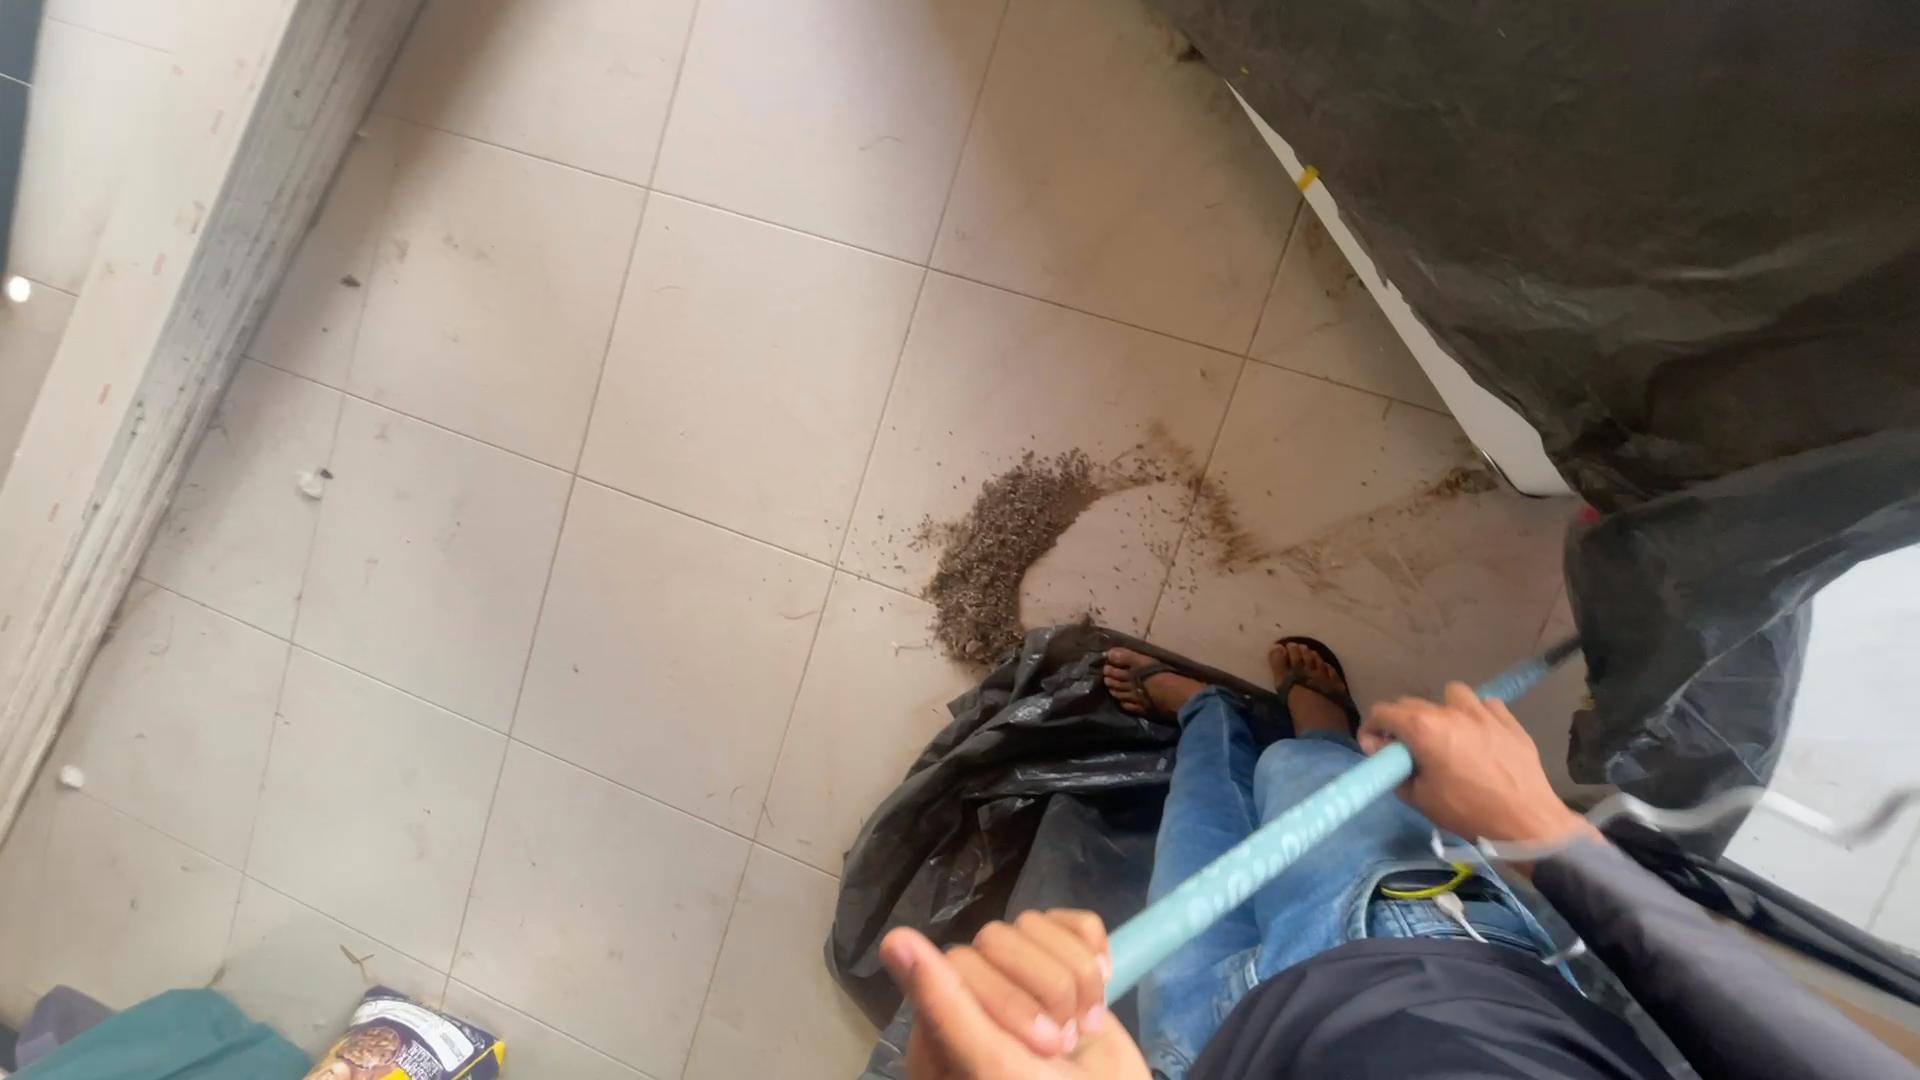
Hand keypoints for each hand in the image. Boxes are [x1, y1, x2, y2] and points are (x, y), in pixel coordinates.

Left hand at [881, 911, 1149, 1079]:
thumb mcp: (993, 1067)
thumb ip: (945, 1005)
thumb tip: (893, 939)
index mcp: (945, 1019)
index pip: (962, 962)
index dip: (1009, 998)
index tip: (1043, 1047)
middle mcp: (979, 990)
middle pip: (1000, 938)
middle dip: (1049, 989)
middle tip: (1064, 1043)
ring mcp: (1025, 973)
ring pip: (1037, 924)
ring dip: (1077, 977)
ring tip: (1084, 1026)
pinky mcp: (1067, 960)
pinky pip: (1075, 921)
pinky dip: (1094, 950)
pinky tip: (1103, 986)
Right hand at [1360, 682, 1596, 848]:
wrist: (1528, 824)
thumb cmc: (1467, 811)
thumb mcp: (1418, 797)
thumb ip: (1393, 769)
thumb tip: (1380, 750)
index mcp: (1421, 727)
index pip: (1381, 712)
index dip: (1371, 728)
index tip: (1373, 747)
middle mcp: (1447, 712)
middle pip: (1410, 703)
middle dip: (1401, 722)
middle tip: (1407, 748)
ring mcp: (1481, 713)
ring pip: (1451, 694)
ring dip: (1441, 709)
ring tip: (1447, 731)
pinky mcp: (1509, 722)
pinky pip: (1486, 706)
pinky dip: (1477, 715)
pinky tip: (1479, 734)